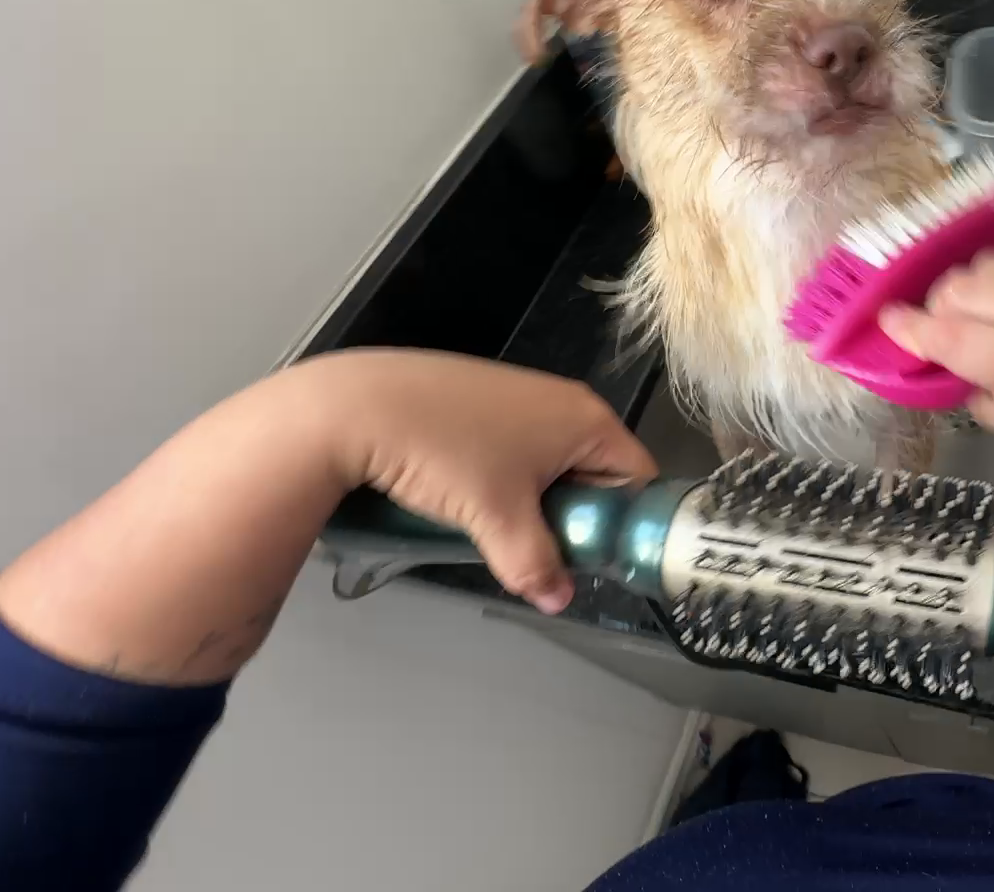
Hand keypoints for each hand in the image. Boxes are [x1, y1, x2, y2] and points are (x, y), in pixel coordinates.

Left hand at [296, 349, 657, 612]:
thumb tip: (560, 601)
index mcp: (590, 421)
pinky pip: (529, 438)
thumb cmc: (445, 454)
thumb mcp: (495, 518)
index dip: (627, 519)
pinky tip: (475, 486)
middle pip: (602, 467)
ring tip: (504, 518)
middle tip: (547, 541)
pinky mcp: (495, 392)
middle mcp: (571, 399)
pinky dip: (516, 469)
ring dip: (546, 492)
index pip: (639, 476)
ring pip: (561, 455)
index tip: (597, 551)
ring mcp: (532, 391)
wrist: (354, 405)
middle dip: (582, 509)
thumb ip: (536, 563)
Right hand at [878, 239, 993, 480]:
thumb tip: (917, 333)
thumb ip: (955, 370)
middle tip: (947, 326)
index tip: (888, 318)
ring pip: (989, 261)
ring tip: (984, 312)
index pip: (953, 335)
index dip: (912, 326)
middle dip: (943, 307)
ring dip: (974, 286)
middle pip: (966, 288)